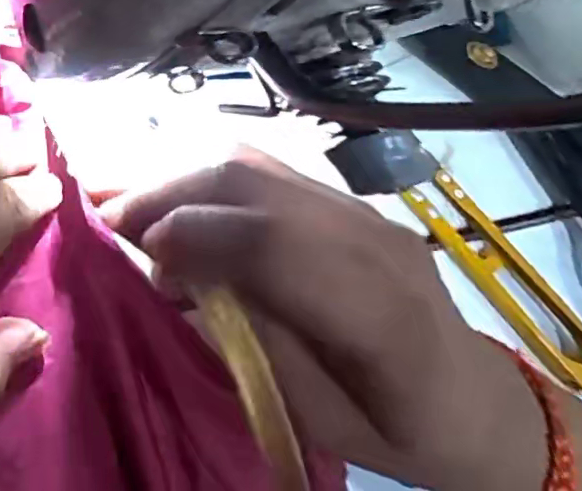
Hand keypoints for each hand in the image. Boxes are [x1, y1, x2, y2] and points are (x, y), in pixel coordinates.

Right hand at [103, 149, 547, 490]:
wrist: (474, 398)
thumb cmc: (388, 423)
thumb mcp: (311, 411)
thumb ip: (240, 335)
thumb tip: (164, 272)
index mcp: (382, 317)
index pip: (275, 247)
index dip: (195, 233)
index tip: (133, 242)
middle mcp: (371, 240)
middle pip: (246, 184)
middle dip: (164, 193)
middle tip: (108, 214)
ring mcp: (353, 205)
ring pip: (241, 159)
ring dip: (171, 172)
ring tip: (124, 194)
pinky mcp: (332, 191)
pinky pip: (251, 160)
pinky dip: (193, 167)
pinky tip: (163, 186)